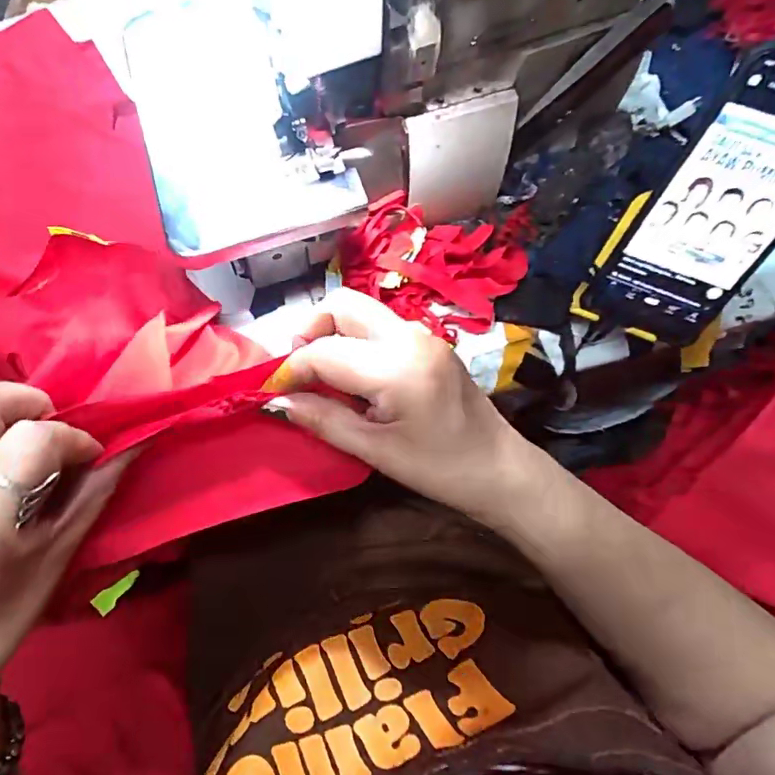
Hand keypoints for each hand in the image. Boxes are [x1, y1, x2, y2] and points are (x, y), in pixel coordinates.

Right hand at [267, 287, 542, 526]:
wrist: (500, 469)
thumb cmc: (439, 469)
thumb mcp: (375, 451)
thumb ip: (323, 420)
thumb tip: (278, 401)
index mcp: (397, 366)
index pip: (323, 351)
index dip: (290, 371)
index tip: (274, 394)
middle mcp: (409, 336)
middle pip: (340, 305)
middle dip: (308, 332)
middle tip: (299, 372)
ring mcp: (421, 333)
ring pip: (358, 310)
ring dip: (330, 334)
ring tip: (321, 376)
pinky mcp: (427, 340)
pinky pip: (376, 325)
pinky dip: (352, 340)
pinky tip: (351, 377)